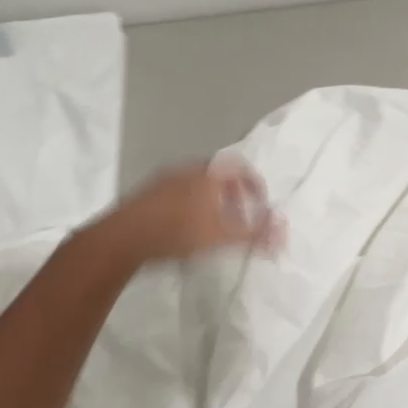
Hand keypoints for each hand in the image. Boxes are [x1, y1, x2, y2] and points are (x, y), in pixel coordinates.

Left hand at [88, 159, 282, 262]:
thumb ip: (256, 234)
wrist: (122, 239)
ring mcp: (165, 180)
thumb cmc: (178, 233)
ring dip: (211, 202)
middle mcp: (188, 170)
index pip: (241, 168)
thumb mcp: (222, 237)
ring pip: (198, 185)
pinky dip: (191, 206)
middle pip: (219, 176)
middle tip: (238, 219)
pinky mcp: (148, 193)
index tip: (260, 206)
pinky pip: (179, 193)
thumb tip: (285, 234)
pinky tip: (186, 230)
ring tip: (214, 227)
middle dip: (233, 197)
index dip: (255, 186)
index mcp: (209, 174)